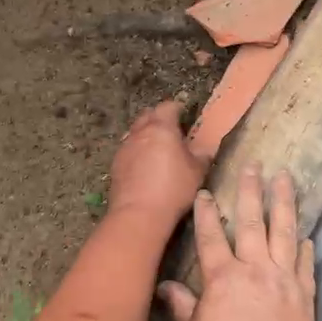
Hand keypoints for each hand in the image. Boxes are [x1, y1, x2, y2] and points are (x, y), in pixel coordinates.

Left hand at [108, 102, 211, 224]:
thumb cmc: (173, 188)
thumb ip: (202, 154)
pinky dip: (137, 151)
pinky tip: (144, 166)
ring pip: (135, 132)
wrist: (139, 213)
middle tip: (171, 130)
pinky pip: (128, 150)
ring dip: (146, 135)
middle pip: (148, 115)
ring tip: (157, 148)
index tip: (185, 115)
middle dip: (159, 118)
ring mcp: (124, 148)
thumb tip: (205, 146)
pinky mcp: (115, 165)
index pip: (168, 107)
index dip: (177, 109)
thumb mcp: (197, 171)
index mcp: (161, 128)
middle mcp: (140, 132)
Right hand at [159, 165, 317, 320]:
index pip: (211, 236)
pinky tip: (307, 236)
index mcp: (223, 276)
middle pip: (252, 222)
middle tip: (254, 165)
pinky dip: (306, 248)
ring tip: (286, 178)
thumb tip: (165, 286)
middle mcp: (255, 268)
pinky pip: (306, 264)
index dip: (206, 213)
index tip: (206, 192)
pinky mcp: (304, 293)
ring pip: (284, 232)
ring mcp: (283, 278)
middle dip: (251, 191)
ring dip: (284, 202)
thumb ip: (182, 305)